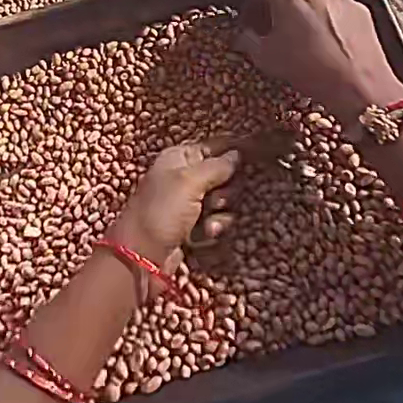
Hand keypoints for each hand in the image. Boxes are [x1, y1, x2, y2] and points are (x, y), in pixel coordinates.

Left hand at [108, 140, 242, 274]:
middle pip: (224, 175)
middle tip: (214, 200)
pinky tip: (202, 236)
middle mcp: (185, 176)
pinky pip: (216, 221)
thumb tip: (237, 154)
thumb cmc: (162, 211)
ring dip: (220, 213)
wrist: (142, 256)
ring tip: (206, 222)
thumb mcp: (189, 181)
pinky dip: (213, 228)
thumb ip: (217, 166)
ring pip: (224, 200)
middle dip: (226, 189)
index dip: (236, 149)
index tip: (260, 152)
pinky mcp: (193, 225)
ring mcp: (189, 202)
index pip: (215, 145)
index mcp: (179, 158)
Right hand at [235, 0, 402, 117]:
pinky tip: (322, 47)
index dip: (252, 4)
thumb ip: (247, 40)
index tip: (251, 20)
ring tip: (300, 44)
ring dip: (303, 17)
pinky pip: (336, 13)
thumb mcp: (265, 58)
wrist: (358, 85)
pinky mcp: (360, 12)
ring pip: (314, 2)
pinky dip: (326, 24)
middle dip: (278, 11)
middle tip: (272, 34)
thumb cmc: (313, 69)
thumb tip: (243, 37)